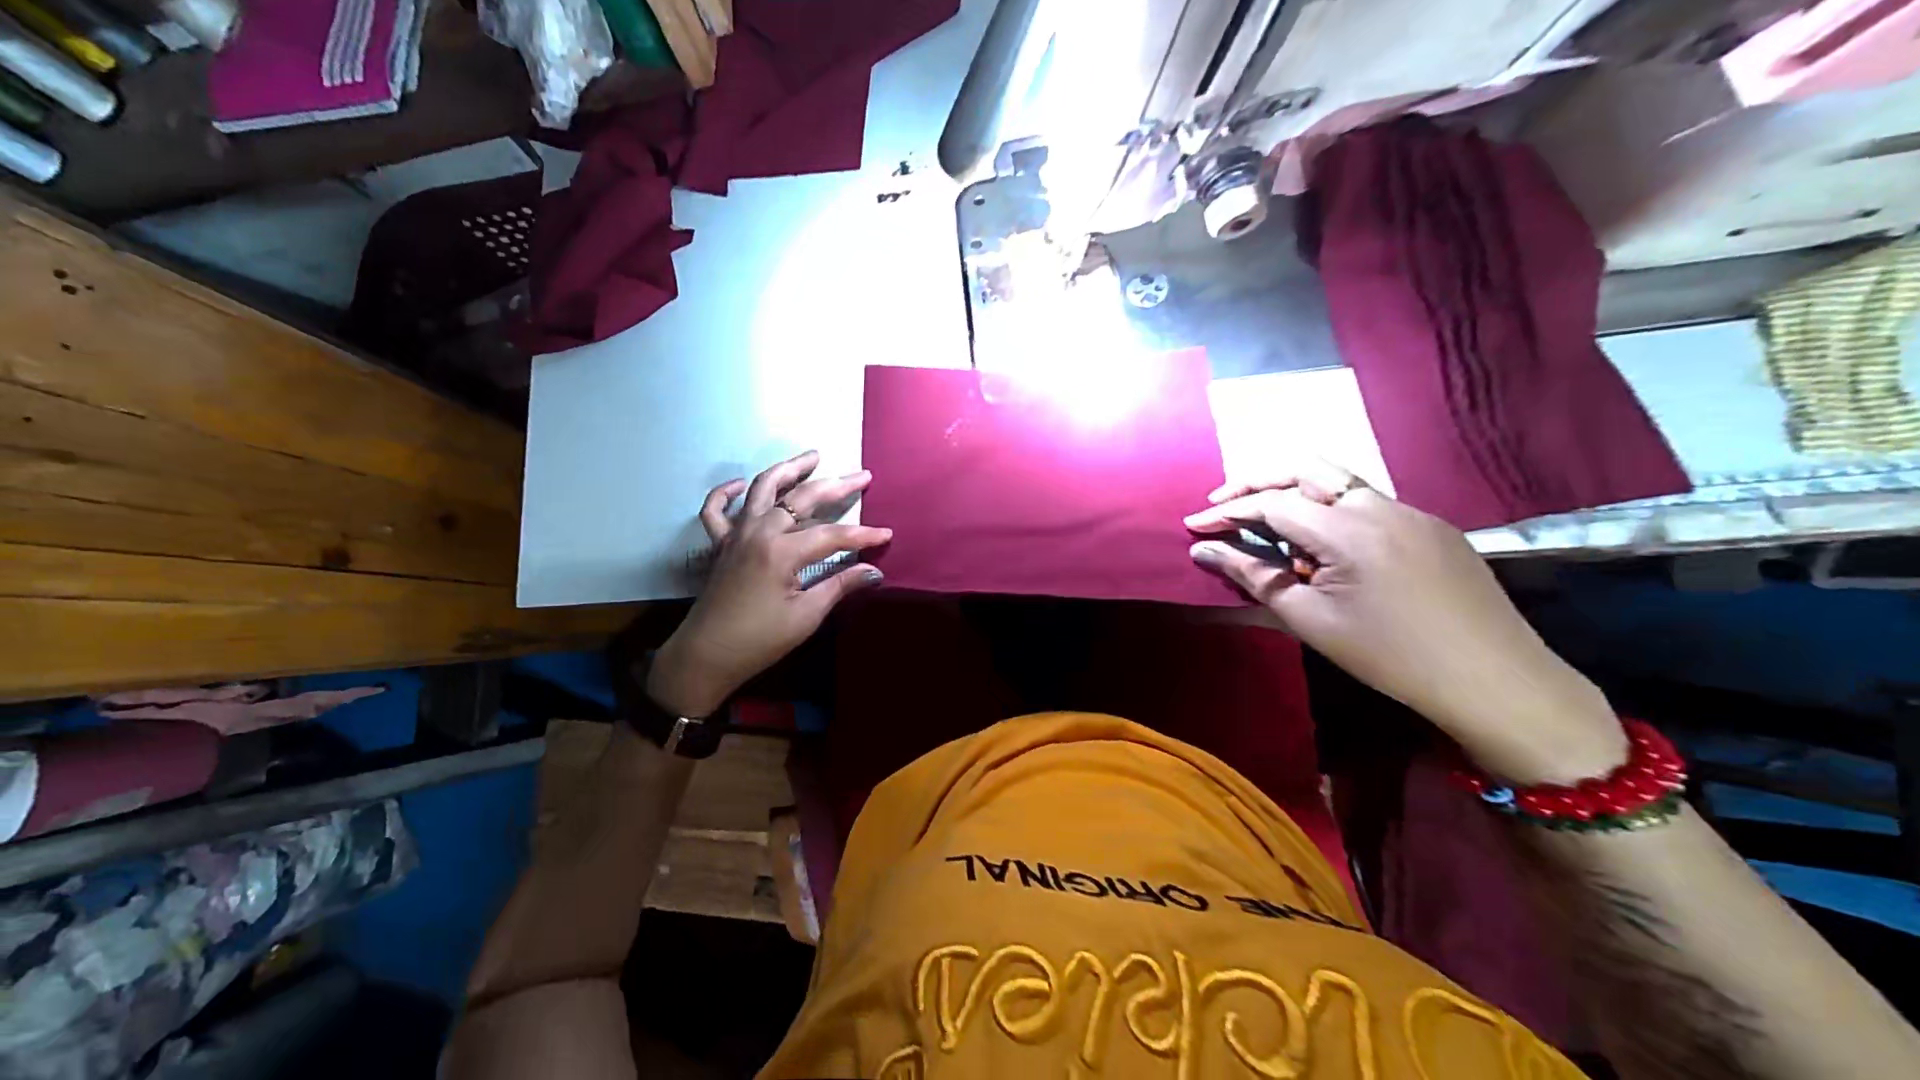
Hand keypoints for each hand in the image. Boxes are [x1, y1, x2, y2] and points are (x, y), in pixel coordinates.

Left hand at [648, 451, 891, 717]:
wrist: (707, 655)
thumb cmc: (760, 640)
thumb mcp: (806, 615)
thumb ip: (839, 586)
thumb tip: (874, 572)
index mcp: (782, 552)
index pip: (833, 535)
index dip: (863, 534)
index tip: (887, 534)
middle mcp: (759, 532)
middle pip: (802, 499)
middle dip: (836, 486)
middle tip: (862, 476)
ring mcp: (736, 535)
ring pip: (762, 489)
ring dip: (788, 470)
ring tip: (811, 457)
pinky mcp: (721, 545)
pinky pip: (716, 511)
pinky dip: (726, 493)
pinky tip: (740, 484)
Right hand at [1184, 461, 1627, 785]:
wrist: (1492, 677)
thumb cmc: (1387, 654)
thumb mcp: (1309, 619)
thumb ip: (1253, 576)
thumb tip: (1205, 550)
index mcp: (1345, 529)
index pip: (1270, 502)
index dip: (1227, 511)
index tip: (1194, 525)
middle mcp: (1377, 505)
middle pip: (1304, 468)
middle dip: (1256, 480)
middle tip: (1222, 502)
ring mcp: (1411, 511)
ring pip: (1340, 480)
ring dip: (1296, 490)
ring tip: (1268, 519)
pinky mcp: (1433, 526)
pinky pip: (1370, 503)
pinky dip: (1333, 510)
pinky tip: (1328, 548)